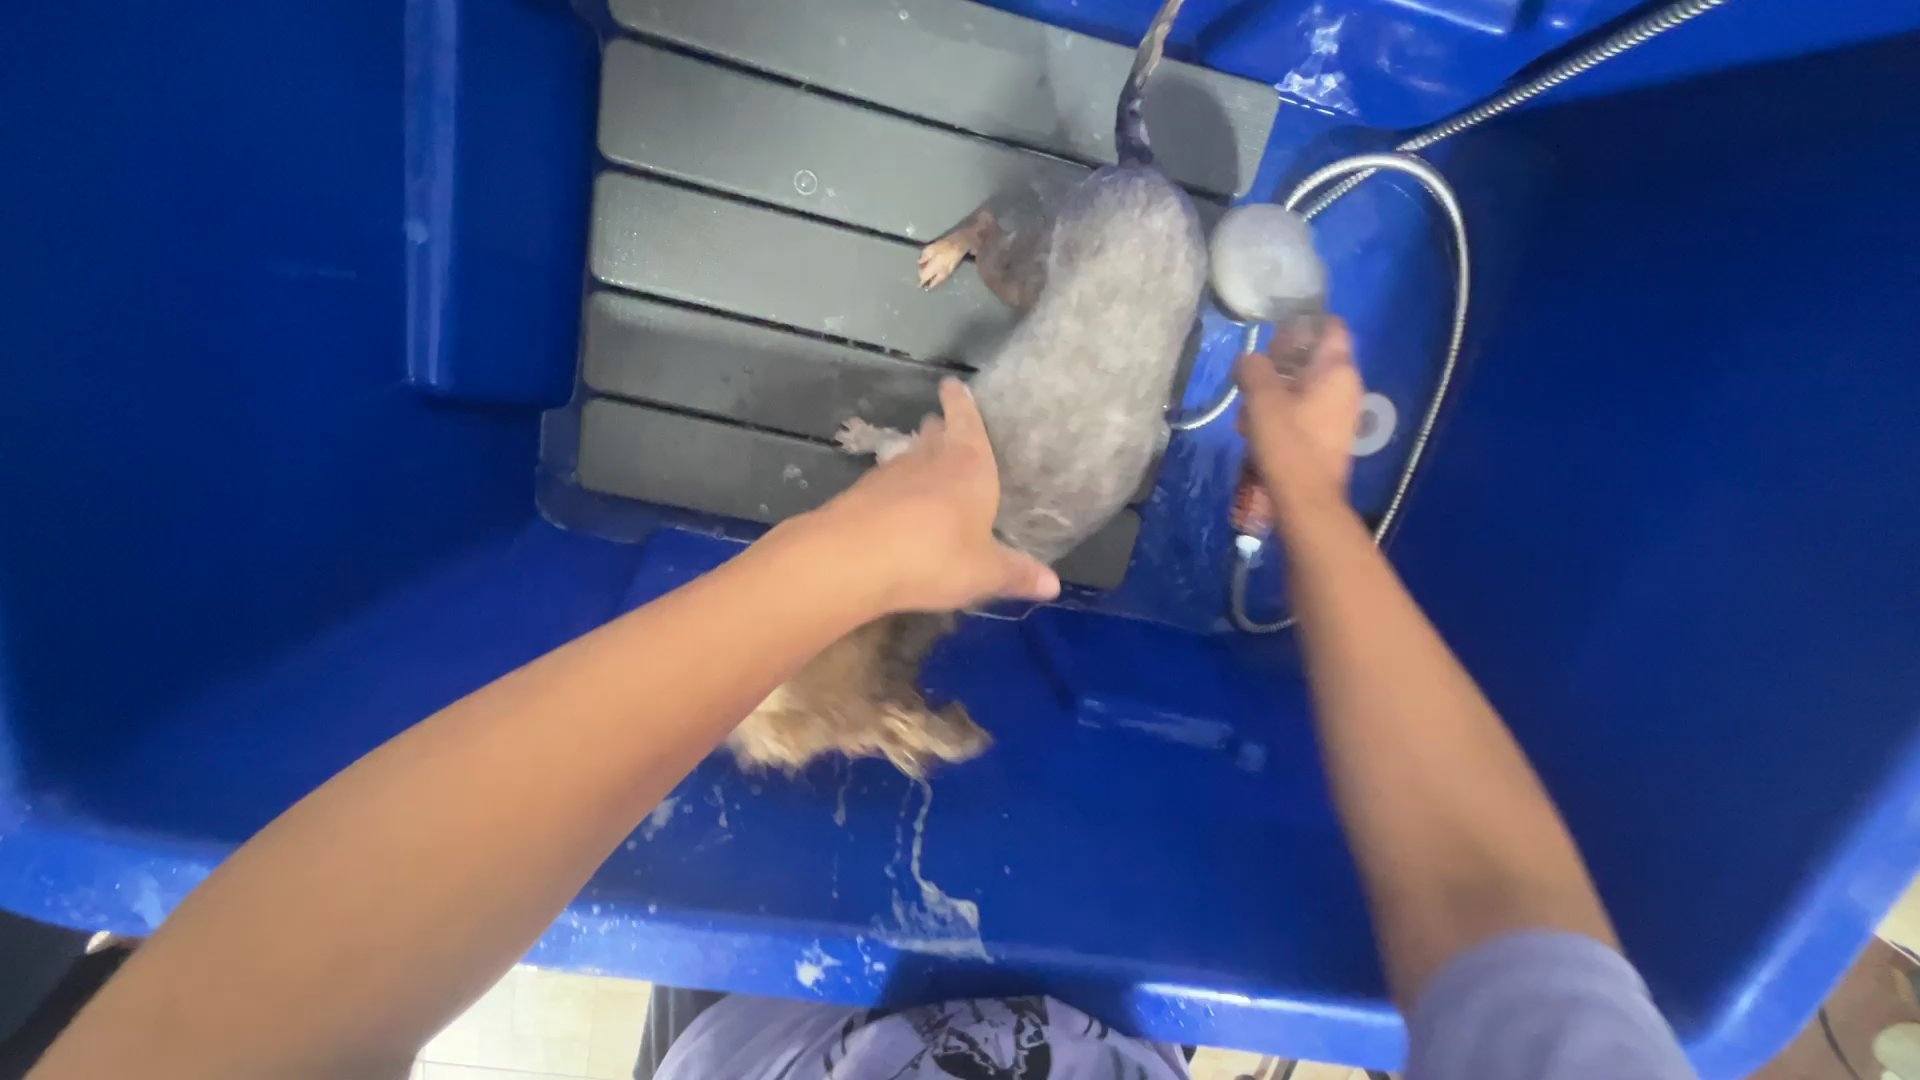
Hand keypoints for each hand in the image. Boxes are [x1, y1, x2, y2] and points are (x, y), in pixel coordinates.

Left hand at [806, 379, 1060, 612]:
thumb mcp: (985, 572)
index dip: (961, 402)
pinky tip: (894, 507)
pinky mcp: (860, 496)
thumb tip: (1054, 585)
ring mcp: (890, 475)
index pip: (966, 420)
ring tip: (924, 465)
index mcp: (970, 466)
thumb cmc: (936, 556)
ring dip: (916, 458)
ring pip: (908, 458)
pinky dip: (893, 490)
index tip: (952, 384)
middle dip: (940, 428)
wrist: (854, 558)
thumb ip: (1016, 574)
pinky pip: (884, 486)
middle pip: (935, 435)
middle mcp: (930, 460)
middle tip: (941, 424)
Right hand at [1236, 317, 1363, 517]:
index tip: (1273, 335)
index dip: (1302, 324)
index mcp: (1337, 369)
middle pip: (1315, 358)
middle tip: (1251, 374)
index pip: (1330, 326)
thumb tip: (1249, 359)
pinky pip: (1307, 411)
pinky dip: (1284, 412)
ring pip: (1307, 387)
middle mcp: (1348, 386)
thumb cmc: (1286, 442)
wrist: (1306, 498)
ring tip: (1247, 407)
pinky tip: (1257, 429)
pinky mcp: (1331, 436)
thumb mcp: (1261, 398)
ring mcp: (1342, 413)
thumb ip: (1253, 369)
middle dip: (1281, 363)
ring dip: (1277, 391)